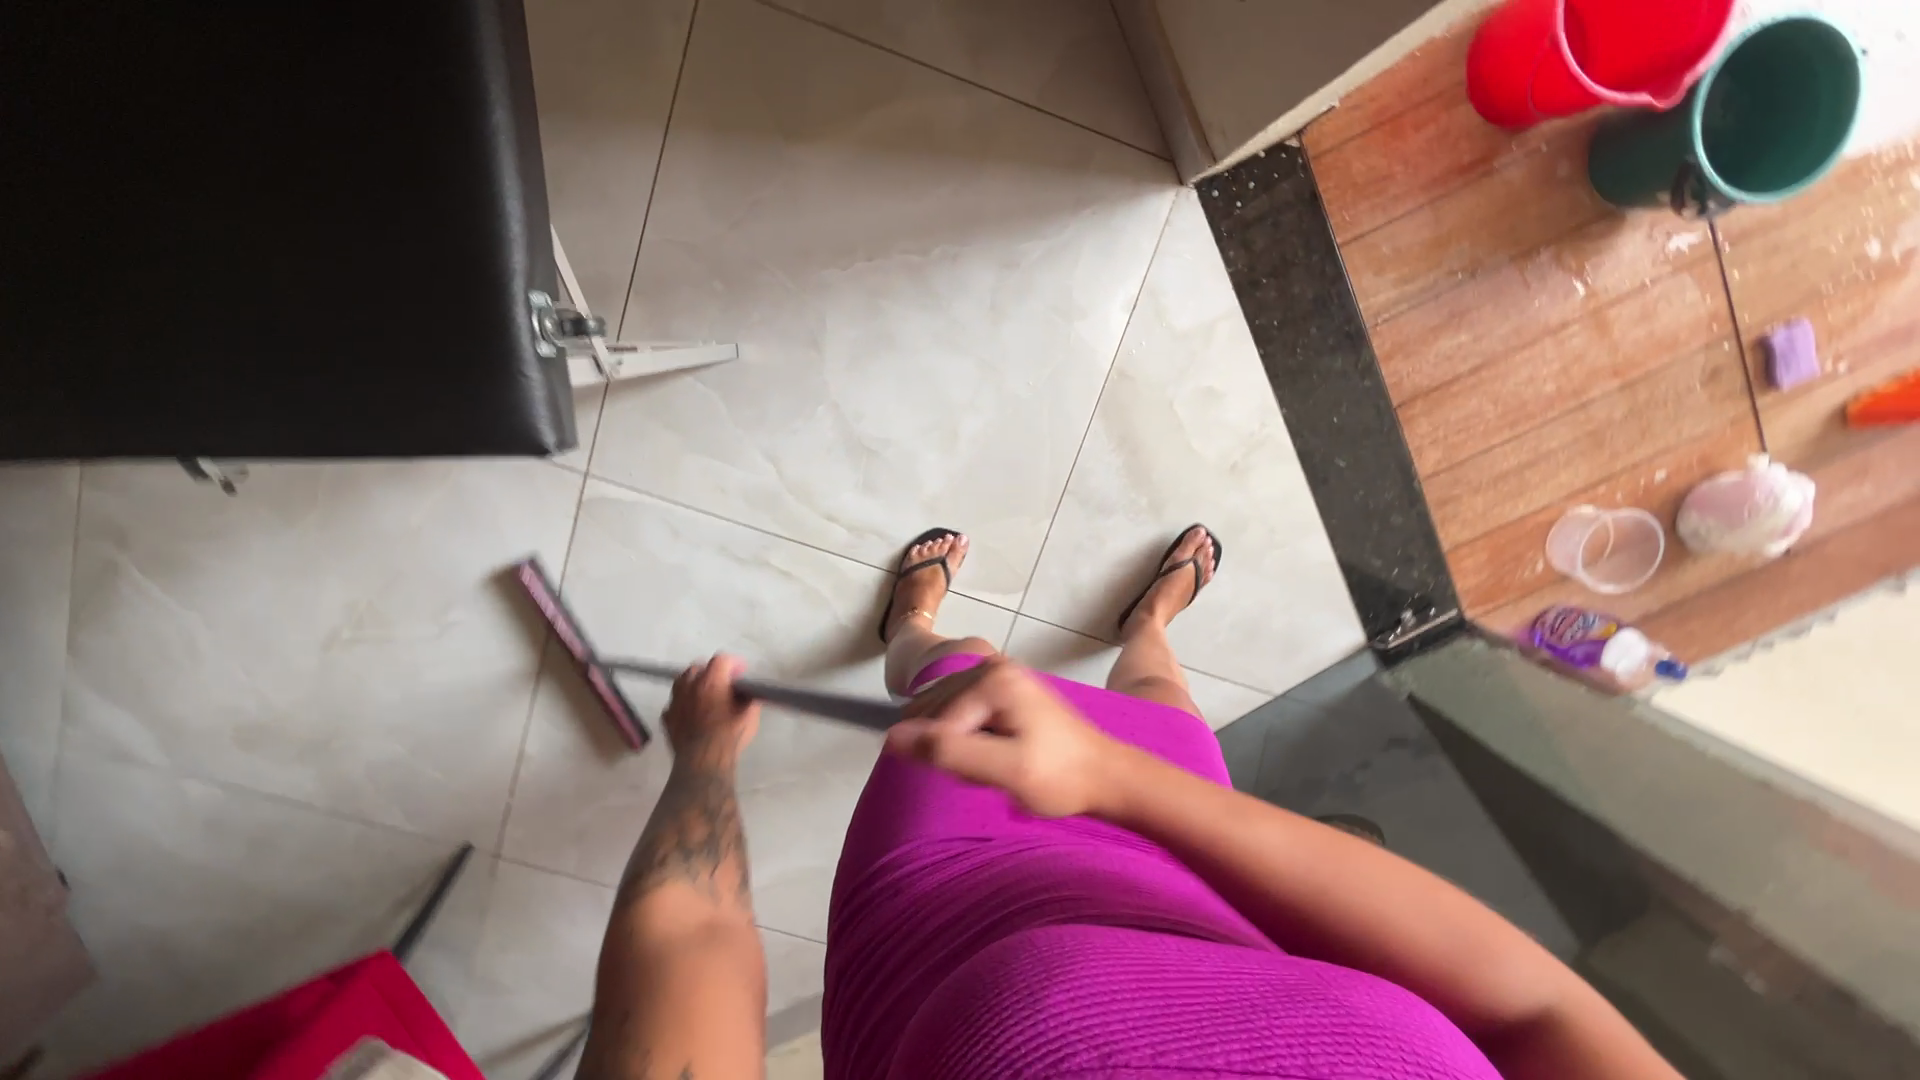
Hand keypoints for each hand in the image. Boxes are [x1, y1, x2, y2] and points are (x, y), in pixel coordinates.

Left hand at [663, 655, 759, 768]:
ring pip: (681, 682)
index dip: (733, 663)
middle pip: (698, 667)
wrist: (703, 761)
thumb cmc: (729, 735)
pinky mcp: (667, 718)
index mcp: (711, 681)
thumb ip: (750, 698)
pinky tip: (691, 714)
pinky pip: (675, 703)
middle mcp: (690, 686)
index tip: (741, 673)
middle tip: (723, 684)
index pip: (721, 659)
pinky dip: (683, 704)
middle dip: (711, 671)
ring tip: (704, 696)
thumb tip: (748, 693)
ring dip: (693, 684)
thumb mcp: (750, 714)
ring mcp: (675, 701)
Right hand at [884, 657, 1127, 818]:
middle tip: (989, 771)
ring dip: (957, 745)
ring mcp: (996, 673)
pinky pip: (959, 711)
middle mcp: (990, 665)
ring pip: (943, 713)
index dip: (952, 761)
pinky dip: (965, 737)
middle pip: (935, 712)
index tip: (985, 779)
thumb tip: (891, 737)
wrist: (1105, 777)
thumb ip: (949, 752)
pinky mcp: (1001, 686)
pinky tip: (990, 752)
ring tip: (992, 764)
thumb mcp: (1003, 770)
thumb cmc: (1058, 777)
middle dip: (952, 749)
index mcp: (991, 678)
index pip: (936, 723)